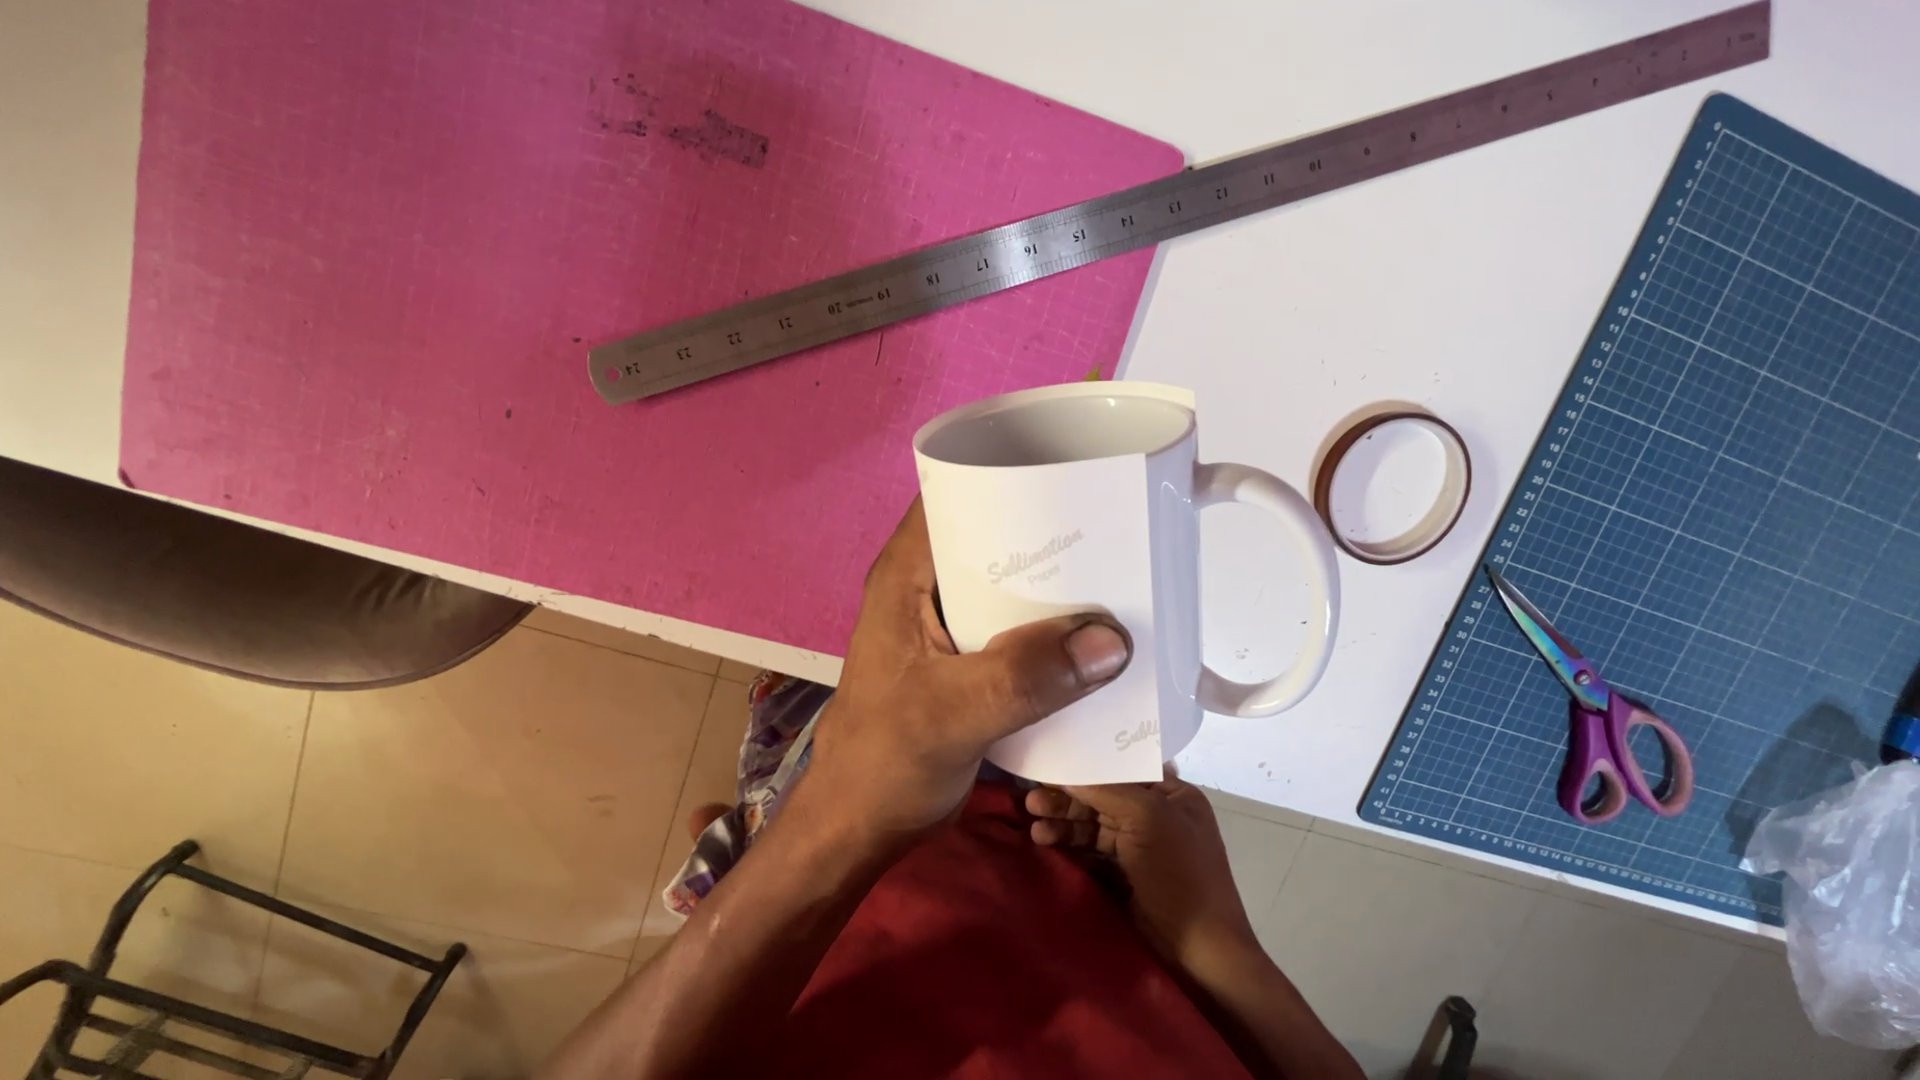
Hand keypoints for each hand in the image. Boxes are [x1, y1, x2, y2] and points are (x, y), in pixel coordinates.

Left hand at [804, 498, 1133, 841]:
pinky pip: (1020, 626)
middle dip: (1054, 529)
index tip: (1081, 474)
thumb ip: (1022, 678)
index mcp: (908, 573)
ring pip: (1012, 583)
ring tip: (1127, 576)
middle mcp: (928, 586)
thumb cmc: (884, 762)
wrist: (862, 825)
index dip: (1013, 474)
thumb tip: (1111, 641)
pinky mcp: (970, 661)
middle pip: (996, 534)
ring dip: (1061, 584)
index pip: (958, 492)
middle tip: (1123, 528)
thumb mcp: (950, 716)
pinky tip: (1100, 638)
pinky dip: (1055, 628)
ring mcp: (950, 624)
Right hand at [1026, 771, 1258, 972]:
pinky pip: (1092, 853)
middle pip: (1104, 798)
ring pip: (1095, 826)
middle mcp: (1158, 818)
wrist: (1198, 952)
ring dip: (1064, 824)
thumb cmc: (1179, 873)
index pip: (1124, 771)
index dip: (1088, 767)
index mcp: (1175, 796)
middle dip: (1068, 799)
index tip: (1051, 765)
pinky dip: (1070, 847)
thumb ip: (1106, 790)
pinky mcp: (1126, 878)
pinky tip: (1046, 844)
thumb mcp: (1147, 818)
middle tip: (1031, 801)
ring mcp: (1141, 849)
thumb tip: (1065, 771)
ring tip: (1035, 830)